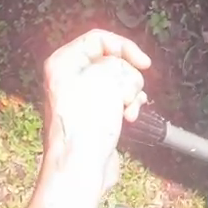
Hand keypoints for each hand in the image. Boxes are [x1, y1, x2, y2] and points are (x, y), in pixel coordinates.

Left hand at [39, 30, 151, 188]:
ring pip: (116, 83)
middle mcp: (68, 77)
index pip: (99, 39)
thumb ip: (120, 63)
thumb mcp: (108, 76)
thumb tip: (125, 73)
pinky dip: (126, 107)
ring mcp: (80, 98)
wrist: (80, 168)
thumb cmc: (87, 122)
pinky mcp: (91, 117)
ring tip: (128, 109)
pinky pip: (115, 101)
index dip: (125, 47)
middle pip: (110, 61)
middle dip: (127, 77)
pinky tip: (129, 117)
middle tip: (128, 93)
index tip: (143, 63)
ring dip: (129, 94)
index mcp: (64, 62)